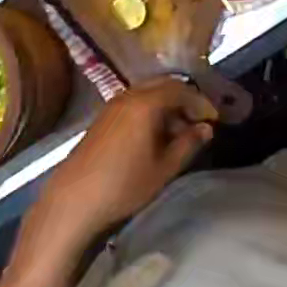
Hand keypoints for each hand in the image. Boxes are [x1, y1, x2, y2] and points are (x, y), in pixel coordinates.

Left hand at [30, 79, 217, 252]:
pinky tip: (154, 137)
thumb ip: (188, 144)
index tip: (213, 120)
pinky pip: (134, 103)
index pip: (181, 90)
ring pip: (148, 94)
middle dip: (184, 100)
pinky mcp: (102, 119)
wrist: (73, 201)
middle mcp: (128, 96)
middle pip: (164, 86)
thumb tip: (206, 128)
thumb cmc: (124, 185)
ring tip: (179, 134)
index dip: (200, 102)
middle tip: (198, 123)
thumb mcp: (164, 168)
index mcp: (146, 103)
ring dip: (167, 107)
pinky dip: (150, 112)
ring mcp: (112, 106)